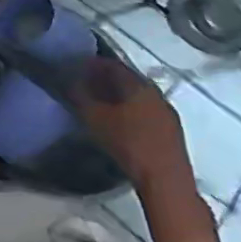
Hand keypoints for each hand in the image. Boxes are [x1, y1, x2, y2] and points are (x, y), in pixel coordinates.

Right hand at [72, 56, 191, 190]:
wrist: (164, 178)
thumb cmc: (127, 142)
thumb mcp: (93, 117)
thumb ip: (80, 95)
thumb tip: (69, 80)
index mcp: (139, 86)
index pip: (113, 65)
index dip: (92, 63)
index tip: (75, 65)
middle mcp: (156, 94)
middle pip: (128, 79)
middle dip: (105, 78)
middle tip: (84, 83)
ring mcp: (167, 113)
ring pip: (138, 95)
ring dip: (118, 94)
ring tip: (99, 101)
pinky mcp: (171, 130)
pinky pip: (146, 109)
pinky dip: (130, 107)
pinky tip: (118, 118)